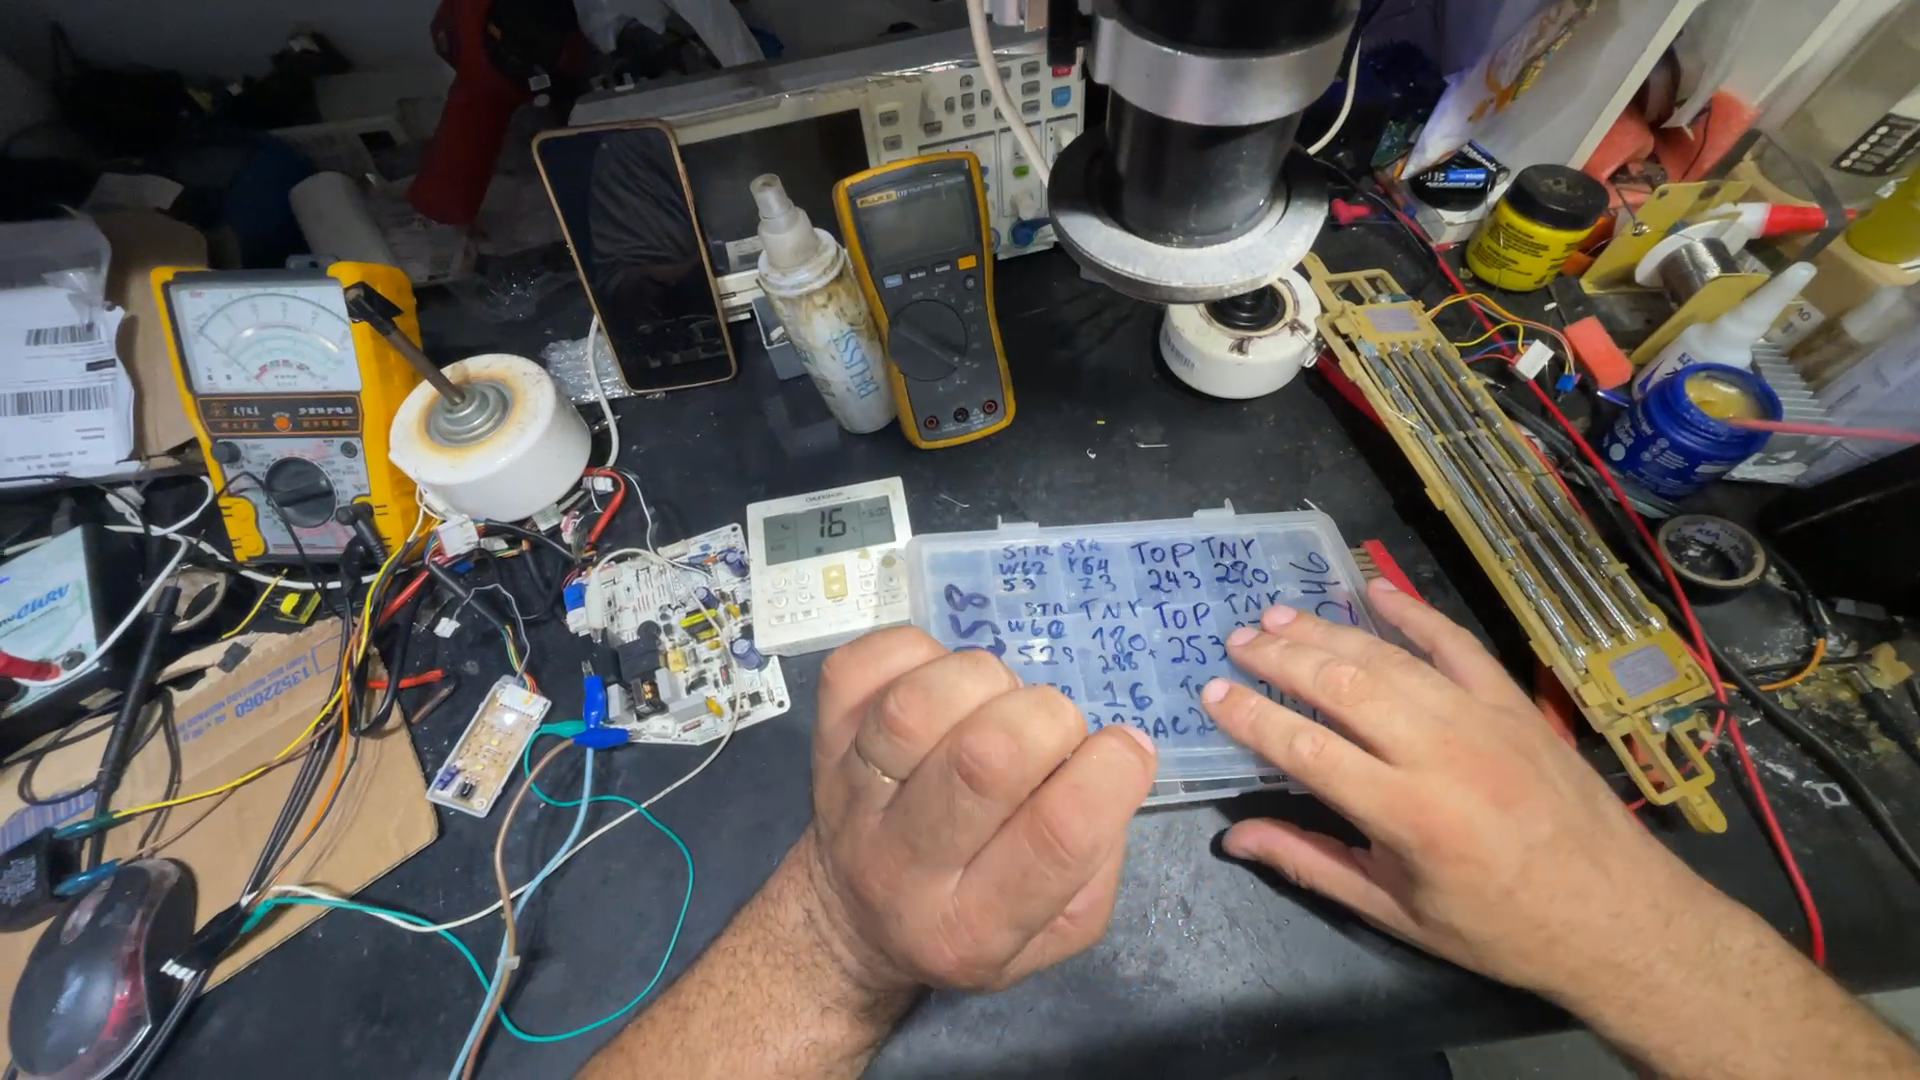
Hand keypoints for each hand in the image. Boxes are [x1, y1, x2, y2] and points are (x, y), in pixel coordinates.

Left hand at [789, 626, 1158, 998]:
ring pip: (916, 705)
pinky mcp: (822, 738)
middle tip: (1049, 725)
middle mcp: (904, 864)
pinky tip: (938, 678)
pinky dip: (913, 651)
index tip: (1124, 747)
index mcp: (975, 924)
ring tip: (992, 698)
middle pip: (982, 760)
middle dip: (1043, 720)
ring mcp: (852, 795)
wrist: (852, 917)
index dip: (1108, 774)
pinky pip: (861, 667)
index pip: (1056, 837)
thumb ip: (1098, 856)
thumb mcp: (1057, 929)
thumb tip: (1116, 756)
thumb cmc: (972, 916)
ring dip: (980, 679)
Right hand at [1202, 578, 1716, 1000]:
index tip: (1212, 692)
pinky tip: (1372, 588)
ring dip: (1325, 632)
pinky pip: (1456, 644)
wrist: (1628, 924)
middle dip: (1280, 658)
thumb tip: (1232, 839)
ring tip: (1276, 616)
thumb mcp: (1395, 913)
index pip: (1307, 750)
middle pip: (1342, 687)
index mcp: (1409, 817)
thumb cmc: (1498, 926)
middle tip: (1236, 641)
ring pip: (1388, 659)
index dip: (1252, 717)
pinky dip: (1413, 612)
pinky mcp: (1513, 704)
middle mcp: (1441, 756)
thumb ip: (1309, 864)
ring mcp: (1482, 720)